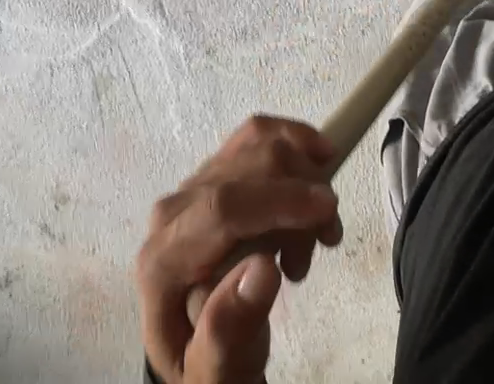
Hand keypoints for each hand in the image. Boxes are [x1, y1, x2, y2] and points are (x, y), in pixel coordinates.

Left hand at [136, 116, 343, 382]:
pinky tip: (320, 159)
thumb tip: (262, 269)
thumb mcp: (216, 373)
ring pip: (260, 145)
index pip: (222, 209)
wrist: (202, 343)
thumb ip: (228, 333)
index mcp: (165, 260)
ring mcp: (195, 184)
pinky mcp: (216, 170)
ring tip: (318, 230)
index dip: (280, 199)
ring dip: (307, 175)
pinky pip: (257, 133)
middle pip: (250, 170)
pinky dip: (295, 139)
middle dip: (304, 195)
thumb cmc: (211, 362)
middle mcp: (174, 211)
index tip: (328, 210)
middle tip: (326, 243)